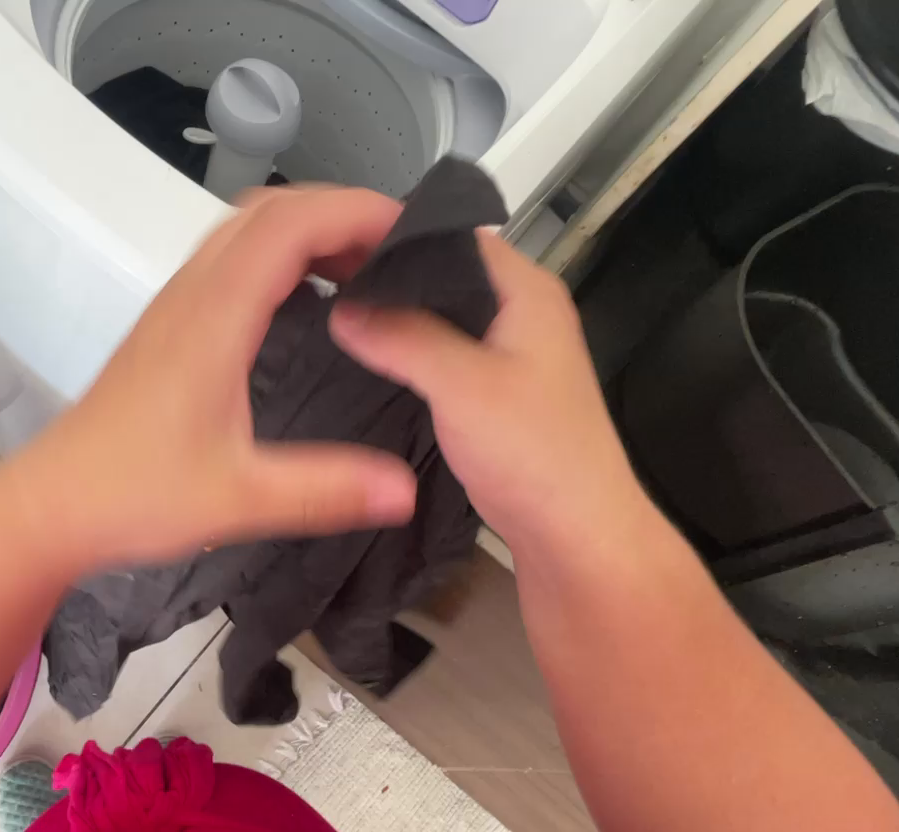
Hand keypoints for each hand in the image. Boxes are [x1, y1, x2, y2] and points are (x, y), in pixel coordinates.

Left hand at [10, 186, 420, 567]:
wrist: (53, 503)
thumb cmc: (129, 494)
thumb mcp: (237, 498)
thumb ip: (323, 491)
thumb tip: (403, 491)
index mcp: (212, 319)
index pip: (290, 223)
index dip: (357, 211)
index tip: (411, 231)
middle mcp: (189, 298)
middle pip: (268, 211)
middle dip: (338, 213)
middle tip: (394, 250)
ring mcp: (172, 310)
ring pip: (242, 233)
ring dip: (304, 232)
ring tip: (359, 269)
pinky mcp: (165, 332)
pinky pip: (225, 264)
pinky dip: (274, 259)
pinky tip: (300, 303)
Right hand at [328, 232, 654, 559]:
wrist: (570, 527)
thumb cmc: (533, 451)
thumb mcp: (462, 384)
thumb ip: (403, 338)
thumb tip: (343, 308)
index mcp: (527, 292)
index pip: (458, 236)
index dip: (400, 237)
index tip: (340, 247)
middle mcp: (520, 313)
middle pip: (445, 276)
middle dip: (391, 280)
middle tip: (328, 285)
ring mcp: (506, 354)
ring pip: (441, 318)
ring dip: (397, 319)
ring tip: (339, 318)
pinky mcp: (491, 392)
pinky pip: (441, 355)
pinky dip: (407, 354)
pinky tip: (371, 362)